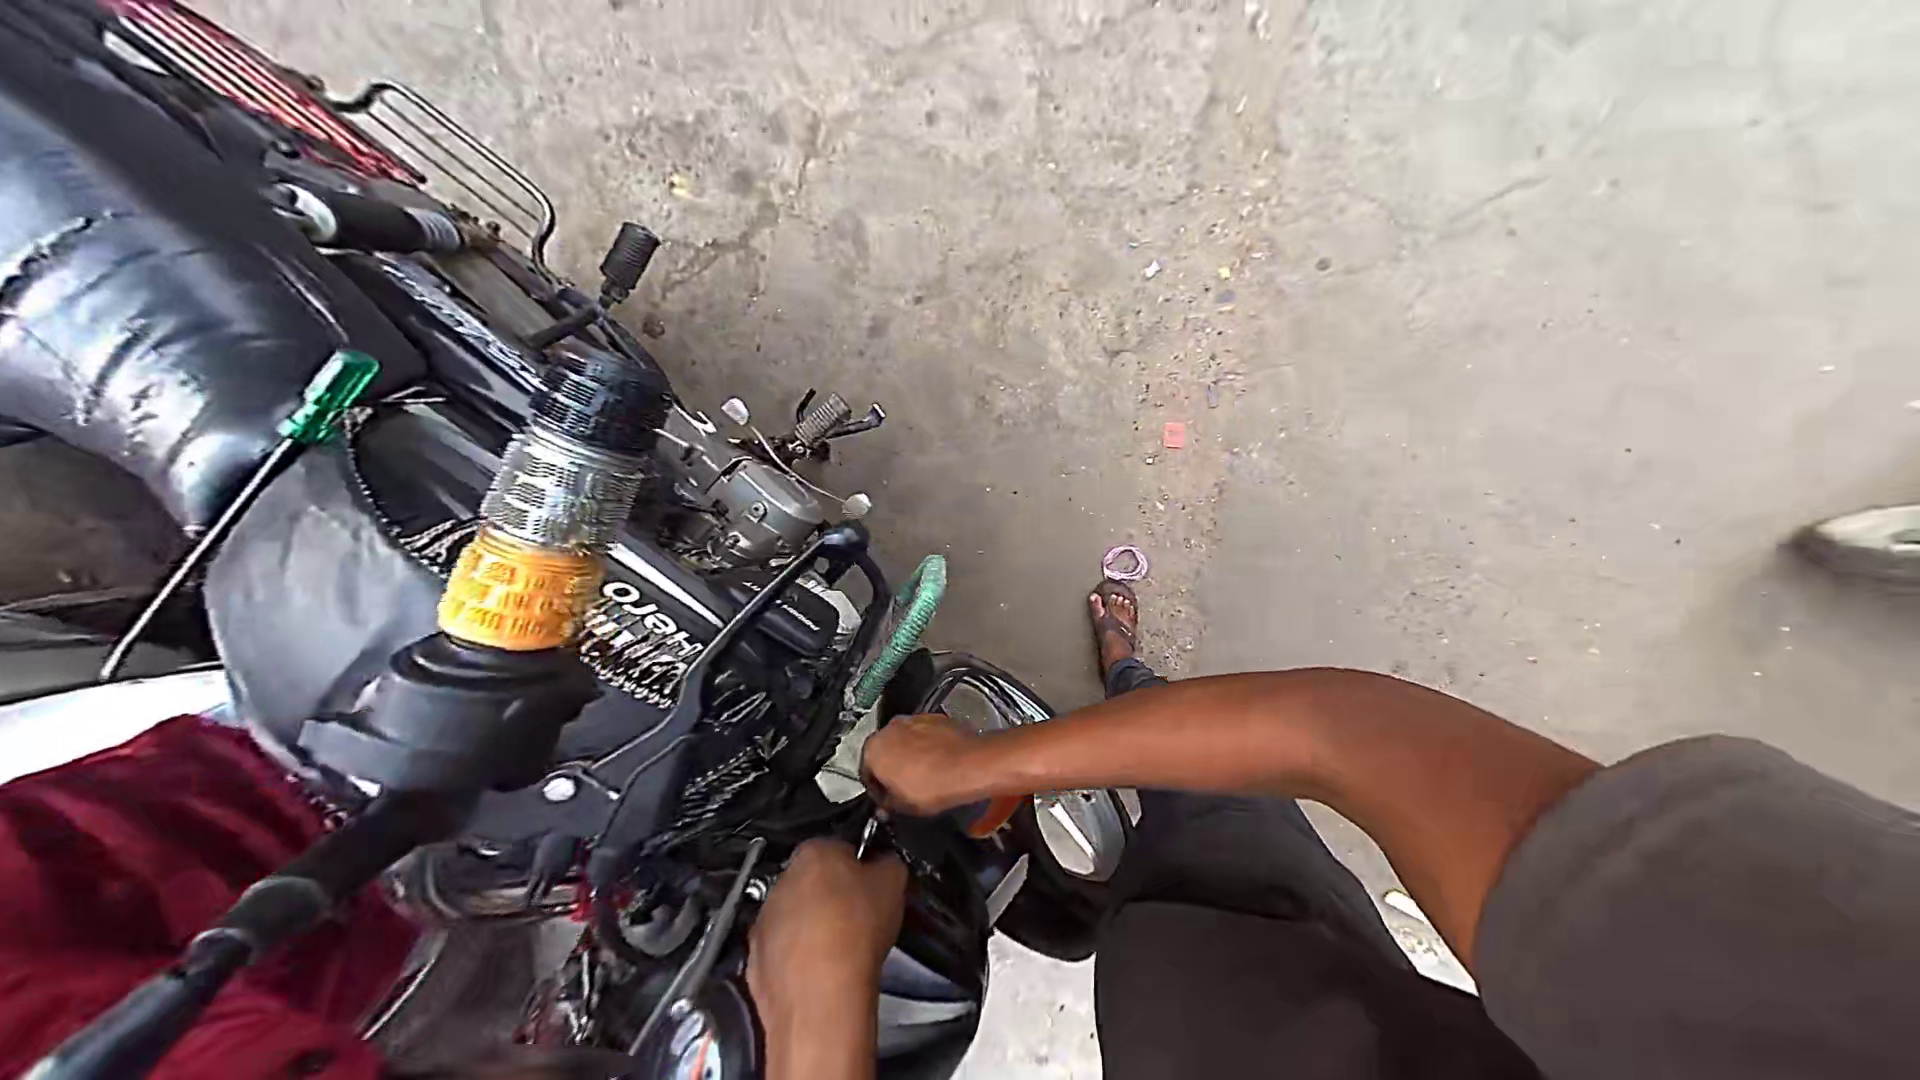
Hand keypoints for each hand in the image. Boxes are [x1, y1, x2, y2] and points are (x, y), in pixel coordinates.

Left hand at [748, 838, 905, 1079]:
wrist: (822, 997)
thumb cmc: (858, 929)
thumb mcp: (894, 882)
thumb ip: (887, 862)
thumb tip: (883, 861)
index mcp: (814, 851)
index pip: (838, 847)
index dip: (856, 865)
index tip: (868, 885)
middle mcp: (781, 878)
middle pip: (812, 879)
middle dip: (830, 892)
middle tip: (855, 915)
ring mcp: (763, 920)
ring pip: (793, 914)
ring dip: (810, 924)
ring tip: (837, 948)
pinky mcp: (753, 958)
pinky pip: (780, 949)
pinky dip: (795, 957)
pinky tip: (817, 971)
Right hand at [860, 713, 987, 815]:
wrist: (968, 765)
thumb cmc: (934, 784)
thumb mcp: (902, 806)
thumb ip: (887, 803)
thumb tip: (887, 804)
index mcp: (873, 749)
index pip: (866, 772)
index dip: (877, 789)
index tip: (886, 799)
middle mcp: (890, 728)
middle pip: (885, 751)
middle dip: (893, 768)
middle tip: (905, 788)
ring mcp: (913, 719)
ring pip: (905, 740)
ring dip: (910, 754)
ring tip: (925, 776)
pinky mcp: (936, 717)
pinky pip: (925, 734)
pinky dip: (929, 745)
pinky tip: (939, 762)